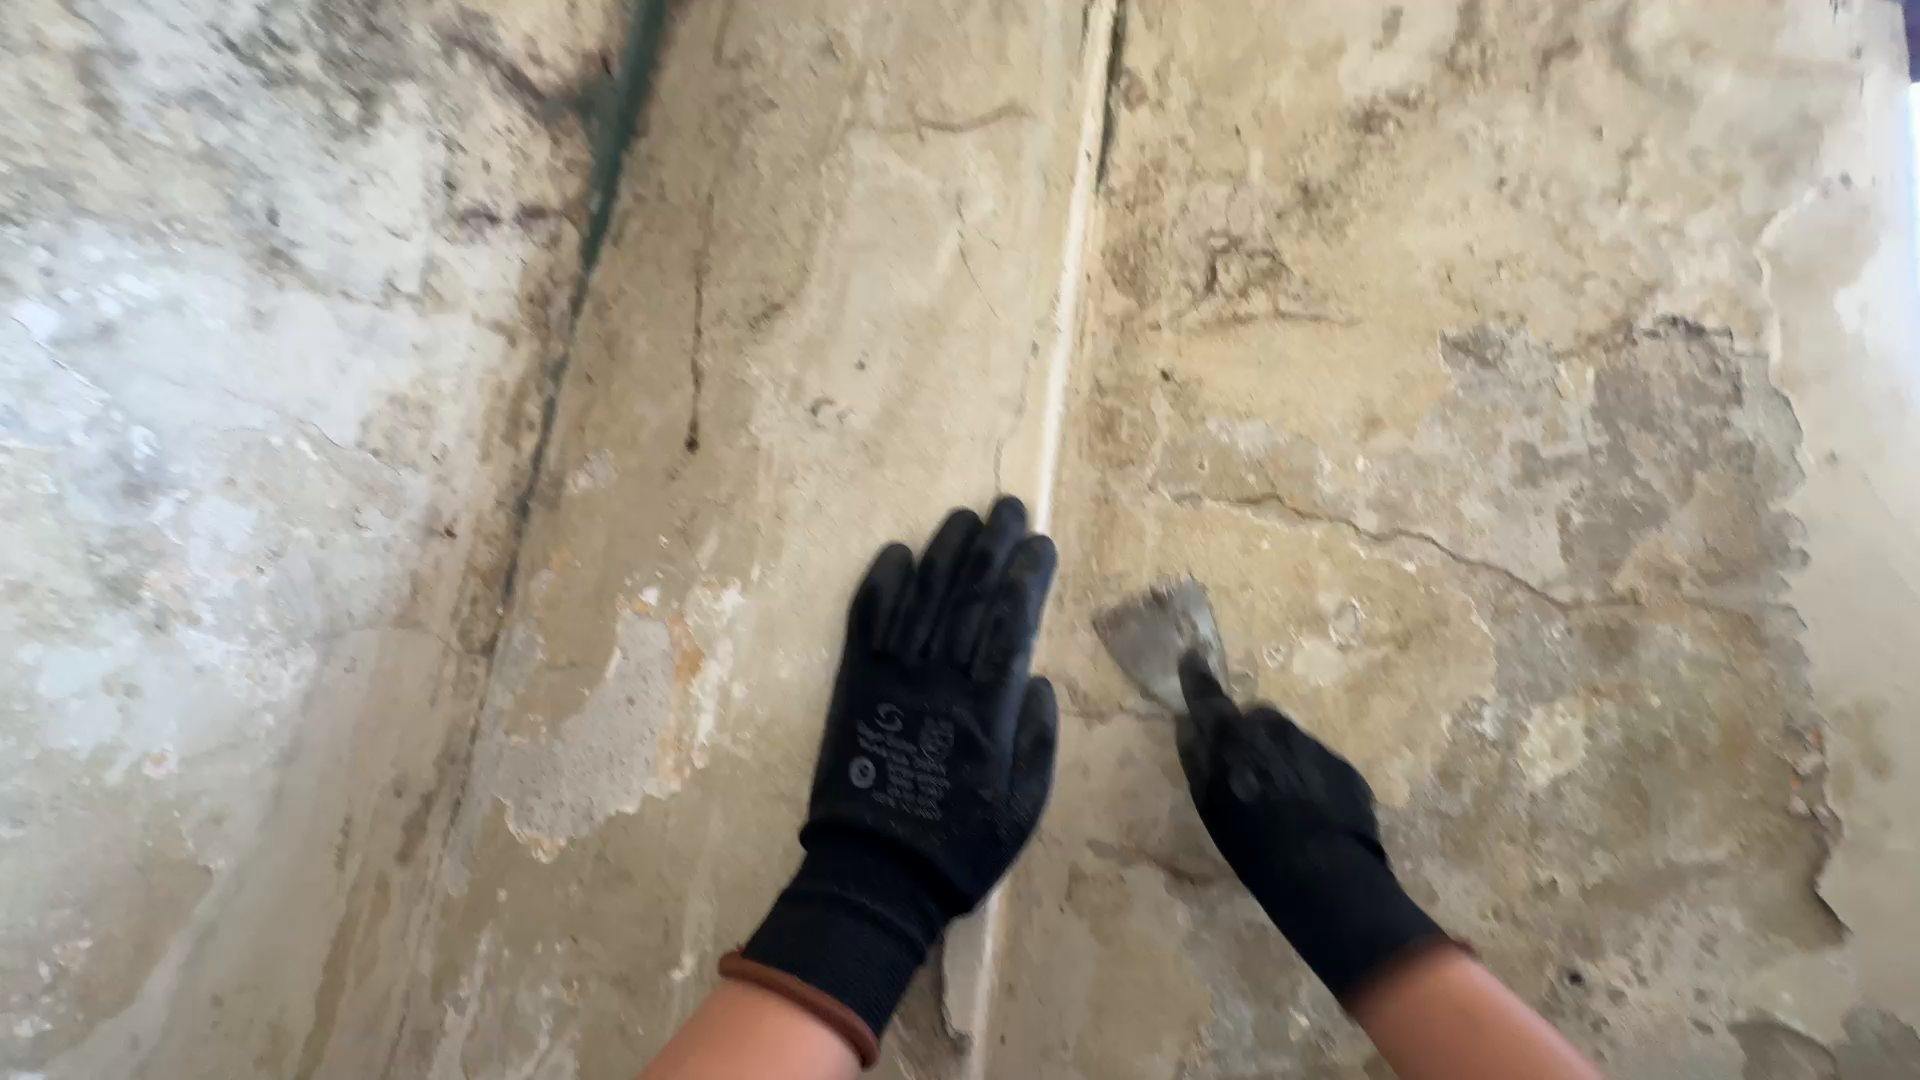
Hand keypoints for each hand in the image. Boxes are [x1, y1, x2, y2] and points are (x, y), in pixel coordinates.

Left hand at [723, 497, 1057, 1066]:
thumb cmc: (958, 846)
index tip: (1041, 543)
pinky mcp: (853, 685)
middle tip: (1008, 507)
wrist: (874, 875)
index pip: (1010, 627)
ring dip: (942, 554)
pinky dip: (879, 587)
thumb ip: (1036, 738)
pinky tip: (895, 552)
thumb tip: (1037, 676)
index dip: (1027, 580)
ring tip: (962, 516)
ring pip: (921, 601)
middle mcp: (937, 683)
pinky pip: (865, 626)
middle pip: (967, 600)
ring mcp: (890, 679)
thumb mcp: (1024, 809)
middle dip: (991, 549)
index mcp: (984, 712)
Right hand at [1177, 652, 1449, 1002]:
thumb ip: (1195, 757)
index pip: (1207, 695)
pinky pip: (1315, 762)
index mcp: (1233, 736)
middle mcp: (1273, 728)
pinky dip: (1306, 777)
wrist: (1325, 876)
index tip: (1191, 657)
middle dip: (1248, 734)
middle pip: (1254, 717)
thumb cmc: (1251, 843)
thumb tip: (1187, 723)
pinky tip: (1308, 810)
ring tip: (1280, 798)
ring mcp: (1313, 745)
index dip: (1196, 676)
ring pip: (1286, 739)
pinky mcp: (1344, 768)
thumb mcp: (1208, 804)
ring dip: (1278, 756)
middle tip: (1246, 769)